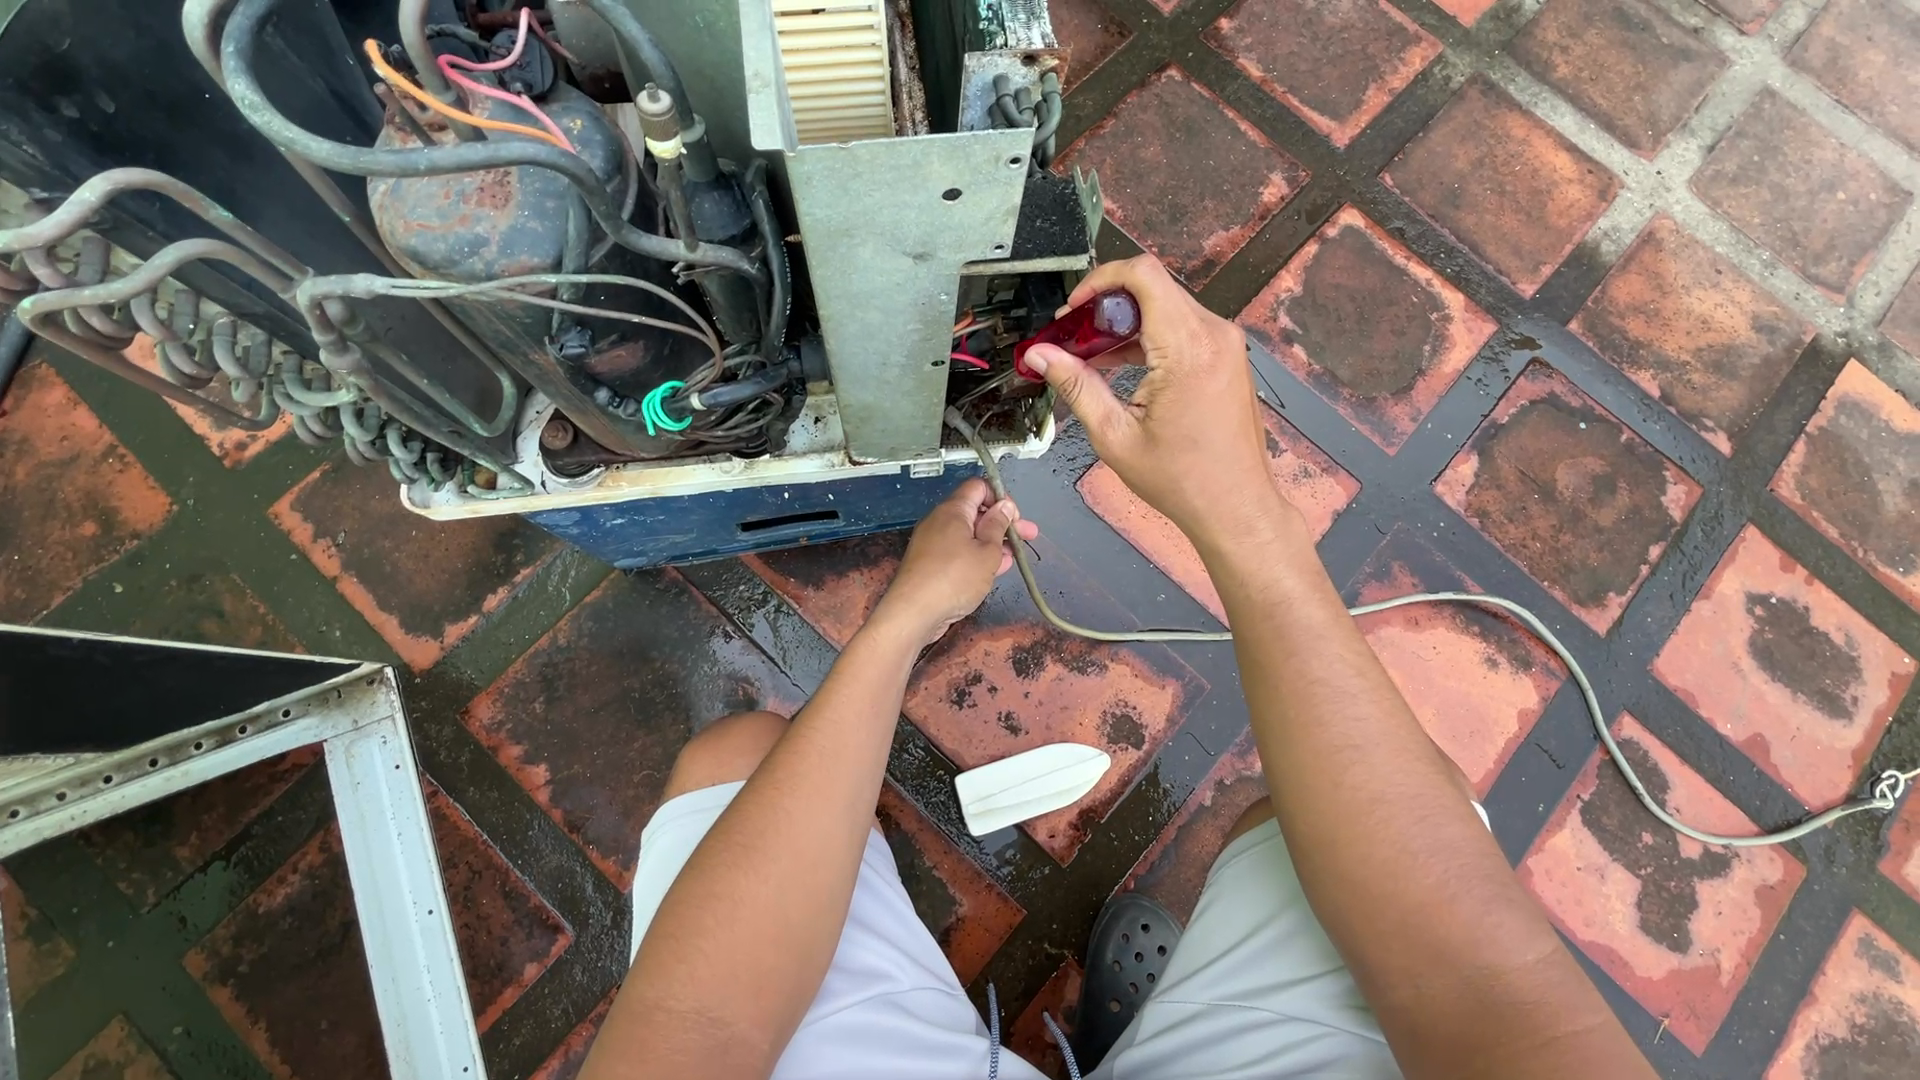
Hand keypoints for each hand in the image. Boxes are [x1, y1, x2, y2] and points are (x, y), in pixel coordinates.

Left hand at [871, 479, 1041, 646]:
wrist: (914, 612)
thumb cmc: (954, 579)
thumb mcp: (987, 552)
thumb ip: (998, 526)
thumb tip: (1004, 506)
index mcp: (953, 510)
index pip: (979, 487)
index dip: (1001, 498)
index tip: (1015, 518)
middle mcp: (940, 521)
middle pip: (976, 511)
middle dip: (1003, 523)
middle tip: (1028, 536)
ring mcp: (933, 542)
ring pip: (969, 534)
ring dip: (993, 542)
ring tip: (1013, 557)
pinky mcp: (931, 562)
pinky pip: (958, 551)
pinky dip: (977, 556)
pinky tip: (994, 569)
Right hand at [1021, 256, 1287, 547]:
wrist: (1235, 505)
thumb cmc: (1182, 480)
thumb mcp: (1115, 435)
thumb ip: (1076, 386)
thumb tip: (1041, 355)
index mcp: (1187, 349)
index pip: (1143, 275)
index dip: (1101, 280)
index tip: (1075, 309)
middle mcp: (1214, 335)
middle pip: (1152, 288)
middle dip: (1106, 306)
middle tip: (1073, 338)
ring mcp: (1226, 344)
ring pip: (1165, 307)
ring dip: (1125, 324)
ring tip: (1091, 357)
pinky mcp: (1227, 357)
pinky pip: (1182, 328)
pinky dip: (1148, 337)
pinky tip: (1120, 367)